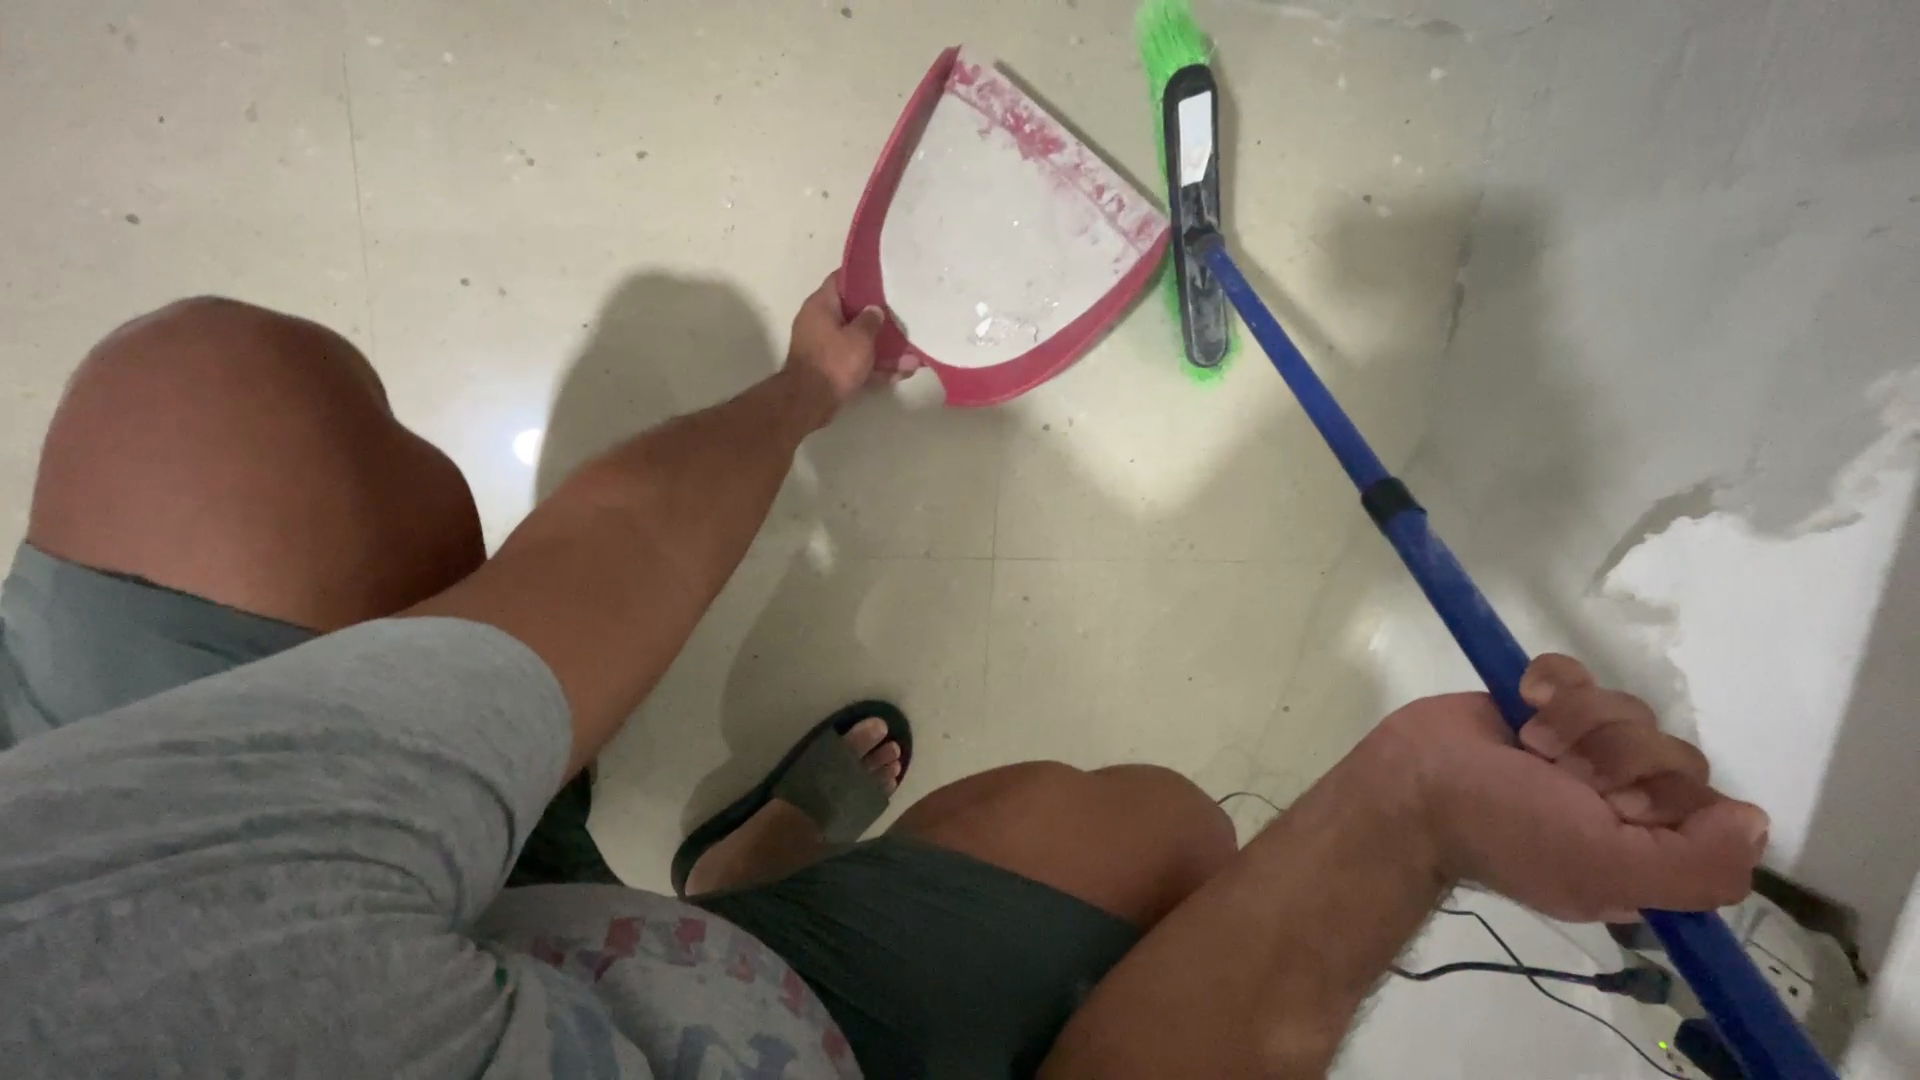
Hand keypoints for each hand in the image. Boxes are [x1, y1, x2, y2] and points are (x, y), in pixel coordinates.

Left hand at [783, 272, 916, 407]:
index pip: (840, 280)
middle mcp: (819, 322)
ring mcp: (824, 346)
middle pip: (852, 313)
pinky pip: (856, 361)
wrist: (810, 402)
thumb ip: (871, 320)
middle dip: (878, 318)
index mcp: (821, 305)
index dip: (862, 277)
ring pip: (858, 341)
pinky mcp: (830, 368)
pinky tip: (902, 373)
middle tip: (902, 315)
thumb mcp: (859, 338)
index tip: (883, 278)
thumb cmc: (834, 362)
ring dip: (883, 349)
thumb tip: (875, 310)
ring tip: (912, 355)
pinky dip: (875, 366)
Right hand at [1378, 654, 1768, 920]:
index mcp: (1642, 846)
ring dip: (1577, 721)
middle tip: (1561, 773)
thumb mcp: (1604, 868)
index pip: (1708, 809)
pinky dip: (1552, 681)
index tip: (1620, 804)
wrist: (1410, 781)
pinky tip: (1524, 702)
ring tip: (1530, 741)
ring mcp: (1576, 747)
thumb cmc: (1501, 828)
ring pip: (1626, 708)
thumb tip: (1752, 820)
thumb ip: (1697, 865)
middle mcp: (1617, 797)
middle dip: (1614, 755)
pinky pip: (1577, 674)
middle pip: (1670, 752)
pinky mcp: (1538, 706)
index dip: (1671, 797)